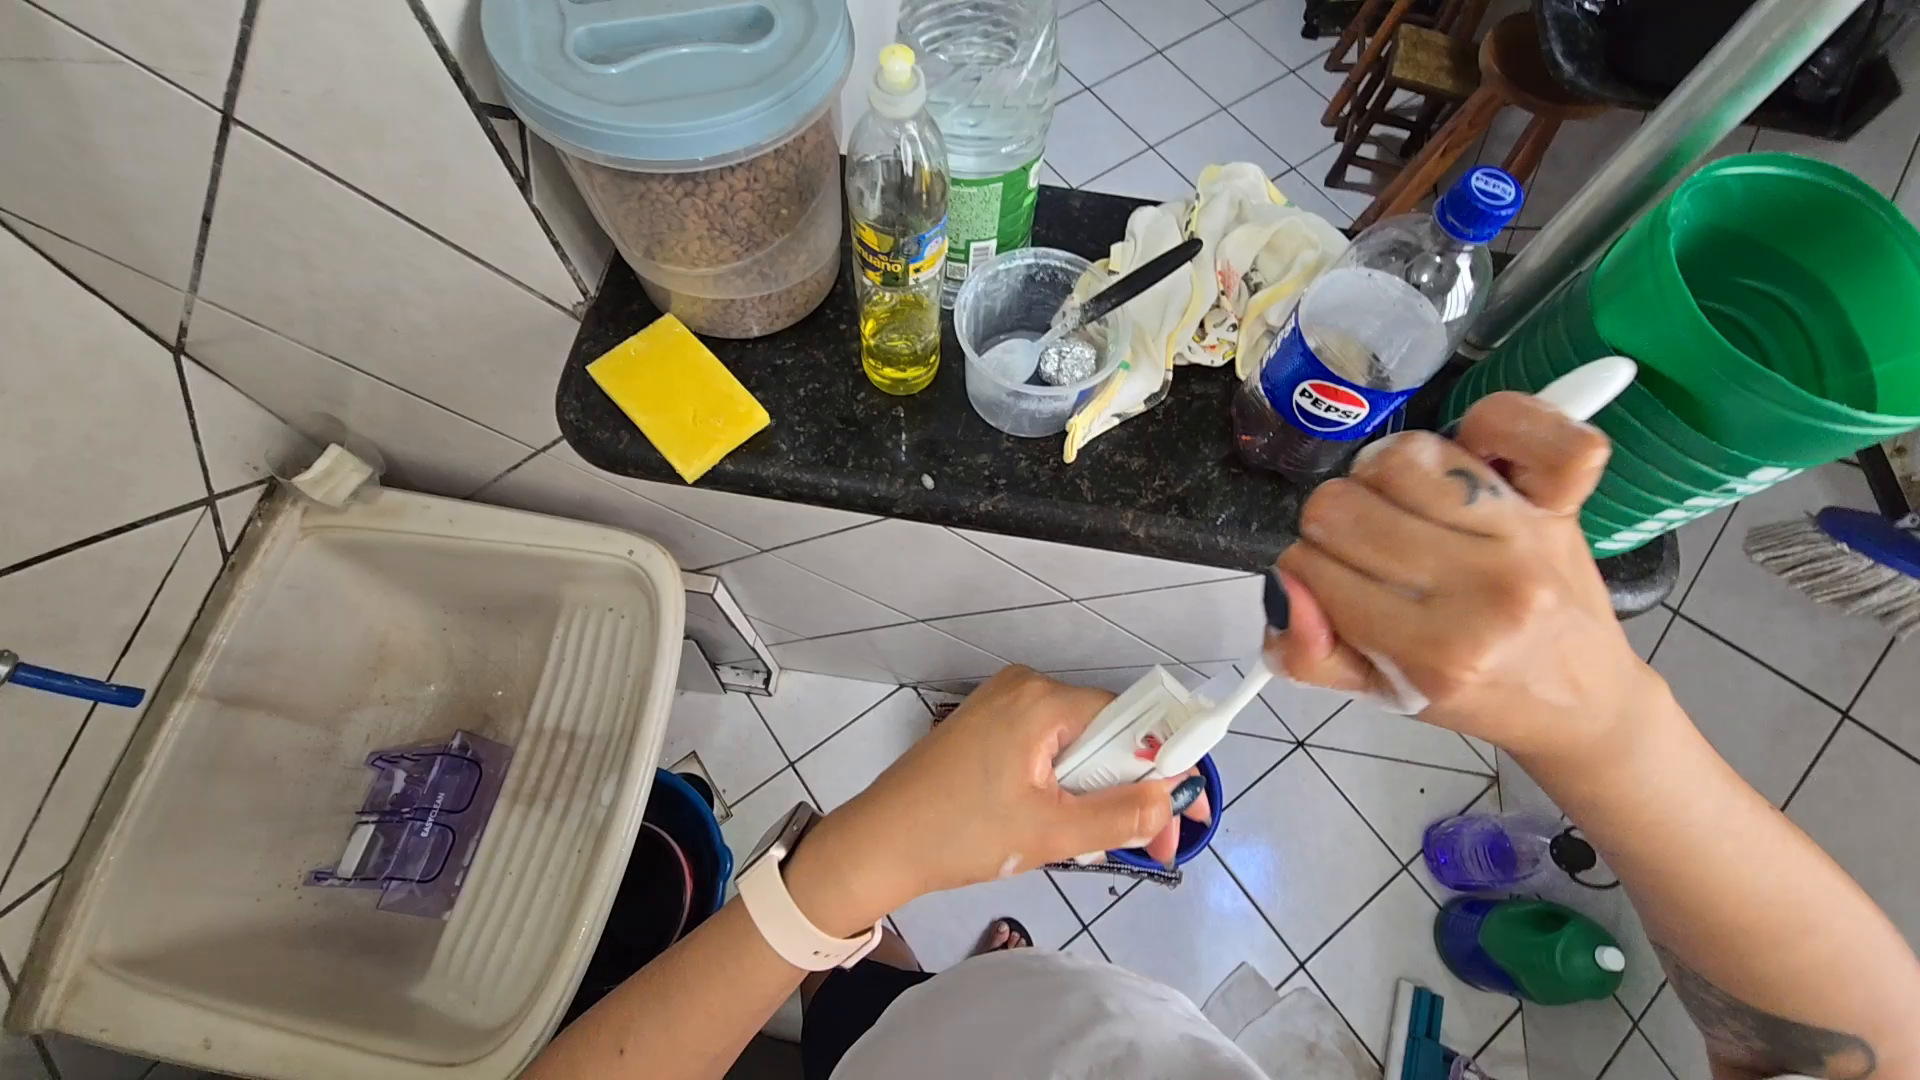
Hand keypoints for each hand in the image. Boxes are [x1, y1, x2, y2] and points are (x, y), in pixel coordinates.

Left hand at [784, 668, 1179, 935]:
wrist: (881, 841)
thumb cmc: (963, 834)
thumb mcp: (1051, 833)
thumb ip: (1120, 814)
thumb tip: (1171, 798)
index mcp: (1042, 700)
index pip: (1130, 720)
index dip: (1165, 766)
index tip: (1184, 814)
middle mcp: (1025, 686)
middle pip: (1102, 731)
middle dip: (1128, 788)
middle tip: (1142, 844)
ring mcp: (1001, 701)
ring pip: (1074, 743)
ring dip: (1092, 790)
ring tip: (1087, 840)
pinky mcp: (986, 721)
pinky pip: (1044, 744)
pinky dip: (1060, 781)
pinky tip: (1053, 819)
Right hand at [1263, 392, 1664, 761]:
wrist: (1579, 700)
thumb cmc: (1467, 694)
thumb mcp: (1372, 695)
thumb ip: (1306, 656)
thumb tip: (1285, 588)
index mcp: (1433, 650)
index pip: (1306, 565)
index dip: (1302, 572)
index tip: (1329, 588)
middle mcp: (1484, 590)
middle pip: (1338, 506)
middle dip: (1330, 527)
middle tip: (1360, 553)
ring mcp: (1524, 536)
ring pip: (1398, 458)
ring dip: (1380, 479)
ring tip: (1398, 509)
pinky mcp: (1560, 501)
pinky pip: (1525, 426)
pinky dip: (1494, 423)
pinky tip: (1472, 452)